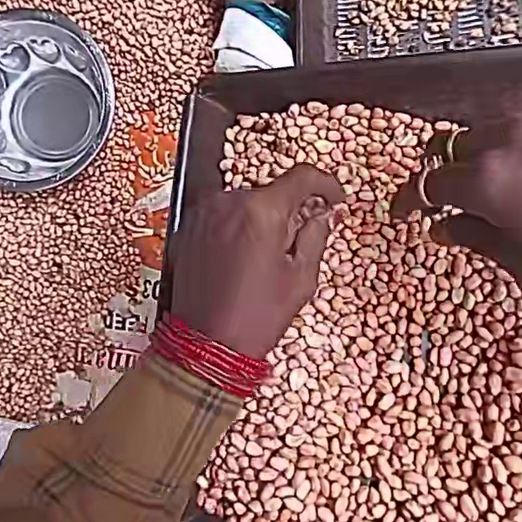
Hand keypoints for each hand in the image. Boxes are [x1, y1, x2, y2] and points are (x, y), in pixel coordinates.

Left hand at [171, 165, 346, 357]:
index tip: (333, 196)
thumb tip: (324, 214)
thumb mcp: (301, 279)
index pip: (302, 176)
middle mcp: (228, 202)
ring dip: (262, 220)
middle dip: (290, 210)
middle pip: (271, 191)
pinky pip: (223, 215)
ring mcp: (204, 213)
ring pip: (246, 203)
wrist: (205, 344)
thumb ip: (316, 236)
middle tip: (300, 240)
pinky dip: (238, 228)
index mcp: (262, 211)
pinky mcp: (188, 227)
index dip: (325, 184)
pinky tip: (244, 260)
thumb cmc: (255, 317)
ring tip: (266, 258)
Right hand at [393, 113, 521, 296]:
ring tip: (483, 187)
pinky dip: (503, 146)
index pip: (426, 184)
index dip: (407, 200)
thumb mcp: (520, 259)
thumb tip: (444, 225)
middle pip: (448, 148)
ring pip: (481, 132)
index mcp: (486, 181)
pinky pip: (515, 127)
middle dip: (439, 174)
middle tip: (444, 201)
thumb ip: (473, 235)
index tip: (401, 212)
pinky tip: (519, 172)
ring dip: (470, 157)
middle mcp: (504, 141)